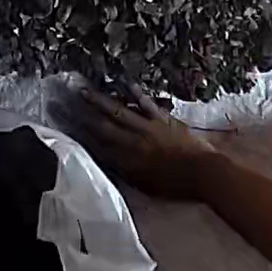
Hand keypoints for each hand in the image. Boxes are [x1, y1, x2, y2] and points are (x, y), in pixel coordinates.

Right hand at [52, 85, 221, 198]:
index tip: (64, 124)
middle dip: (81, 114)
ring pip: (118, 111)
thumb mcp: (145, 186)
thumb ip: (125, 172)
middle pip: (102, 125)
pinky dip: (134, 94)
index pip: (97, 144)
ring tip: (84, 90)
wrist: (206, 174)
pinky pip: (145, 104)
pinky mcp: (162, 119)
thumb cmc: (176, 185)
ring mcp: (147, 127)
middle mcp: (132, 141)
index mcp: (127, 160)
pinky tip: (125, 84)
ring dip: (100, 100)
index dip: (79, 133)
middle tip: (64, 103)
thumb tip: (106, 160)